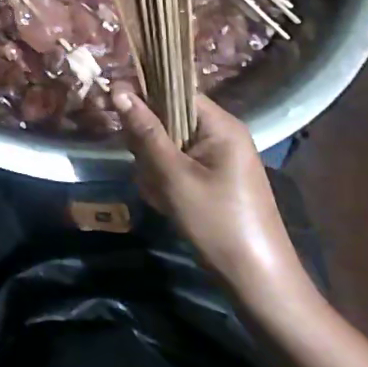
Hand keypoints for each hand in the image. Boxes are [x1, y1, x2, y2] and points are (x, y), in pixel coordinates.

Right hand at [113, 88, 309, 302]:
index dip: (143, 94)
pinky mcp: (213, 178)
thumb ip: (145, 131)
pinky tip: (165, 200)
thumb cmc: (215, 220)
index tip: (112, 106)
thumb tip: (119, 89)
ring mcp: (218, 157)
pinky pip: (176, 163)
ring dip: (153, 164)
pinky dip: (163, 178)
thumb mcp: (173, 174)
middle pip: (168, 116)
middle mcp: (222, 134)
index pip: (175, 90)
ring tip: (158, 191)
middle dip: (147, 140)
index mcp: (221, 126)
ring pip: (167, 142)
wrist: (255, 277)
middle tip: (145, 166)